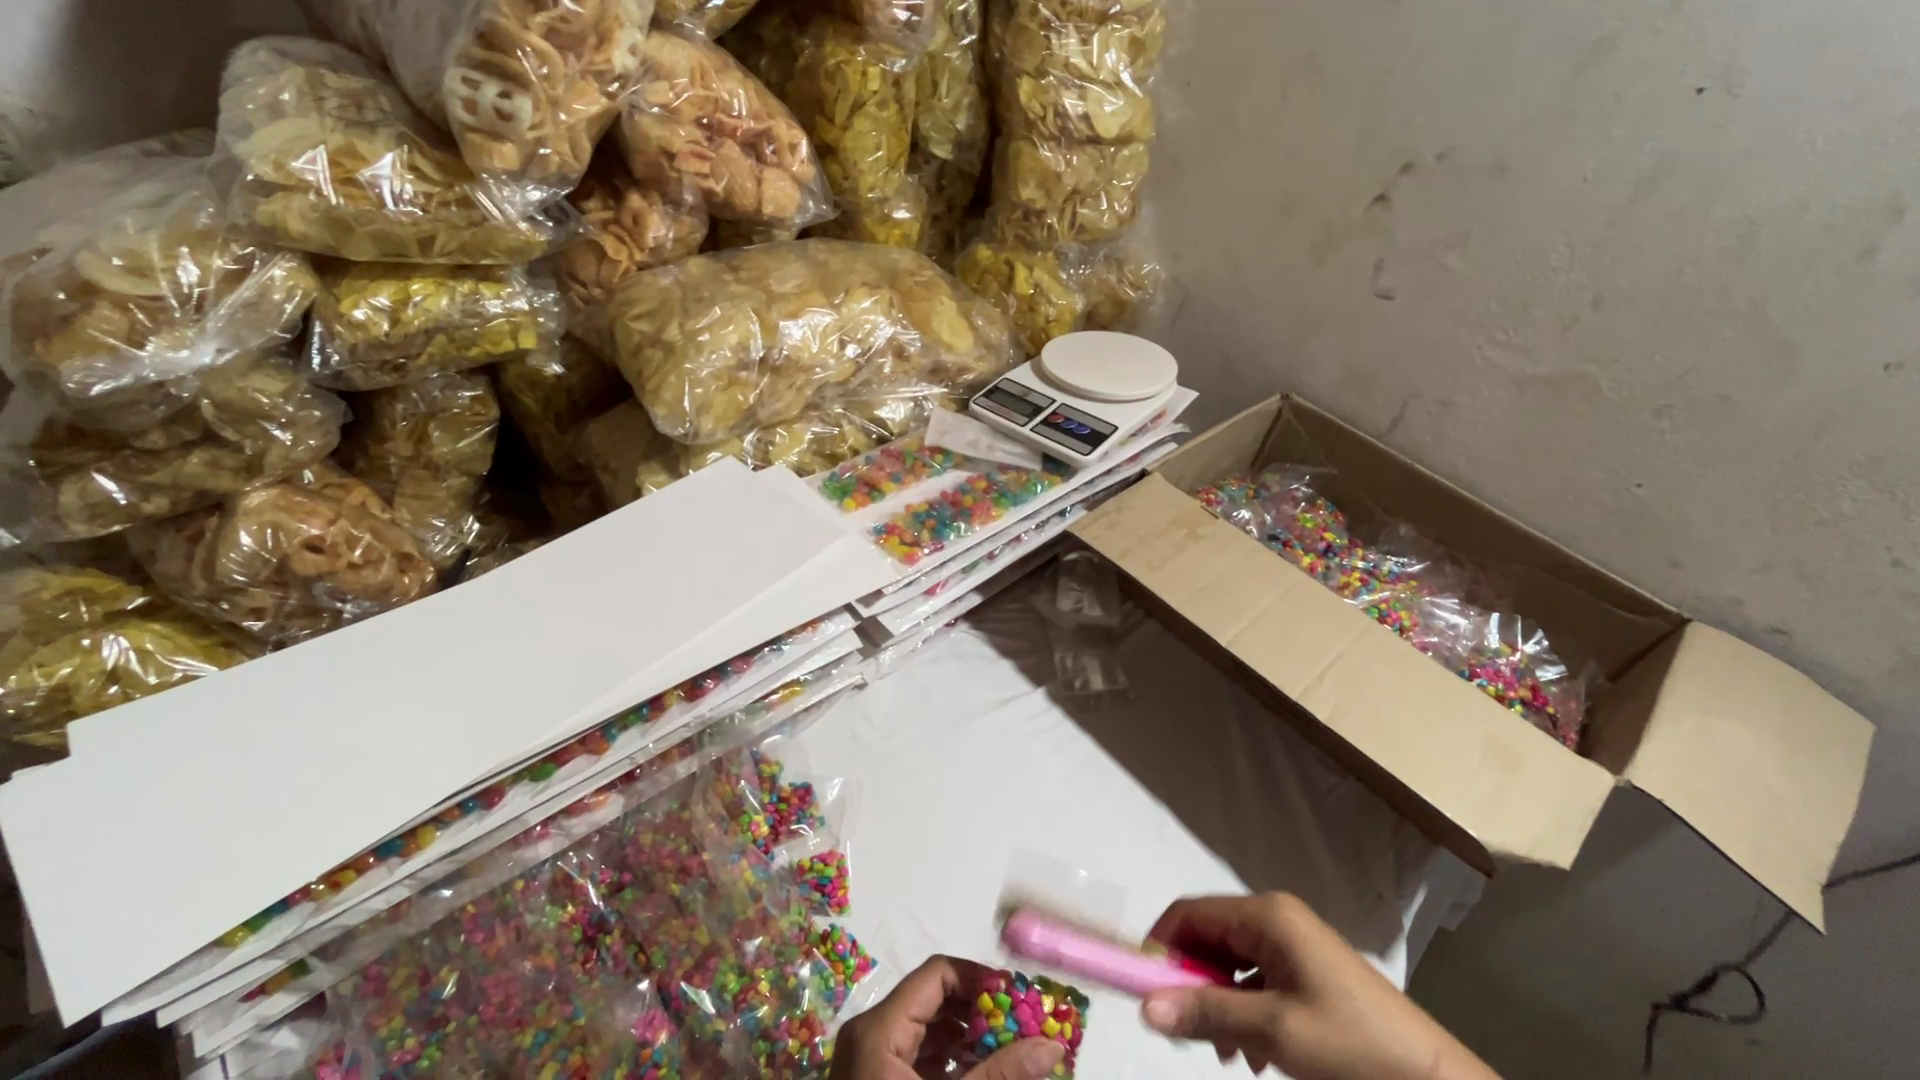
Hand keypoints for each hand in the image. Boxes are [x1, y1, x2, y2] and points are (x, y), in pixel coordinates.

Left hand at [830, 955, 1067, 1079]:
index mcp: (880, 1029)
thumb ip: (1000, 1076)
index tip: (1023, 998)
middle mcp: (873, 1033)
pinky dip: (955, 1060)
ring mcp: (874, 1060)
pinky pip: (922, 1056)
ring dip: (973, 1037)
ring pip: (931, 1029)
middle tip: (1028, 1024)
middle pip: (935, 999)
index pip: (937, 974)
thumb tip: (1052, 1046)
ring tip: (1016, 1049)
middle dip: (984, 1011)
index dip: (981, 978)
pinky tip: (987, 1073)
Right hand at [1139, 894, 1499, 1079]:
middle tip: (1190, 1034)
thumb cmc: (1353, 1047)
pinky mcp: (1306, 974)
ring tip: (1231, 1055)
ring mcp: (1293, 947)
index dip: (1160, 948)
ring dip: (1217, 1005)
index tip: (1147, 995)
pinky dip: (1243, 1014)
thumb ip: (1207, 1015)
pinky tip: (1257, 1056)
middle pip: (1207, 939)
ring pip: (1228, 965)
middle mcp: (1275, 920)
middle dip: (1191, 984)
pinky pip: (1254, 982)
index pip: (1189, 914)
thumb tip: (1143, 1008)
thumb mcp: (1274, 1032)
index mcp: (1267, 917)